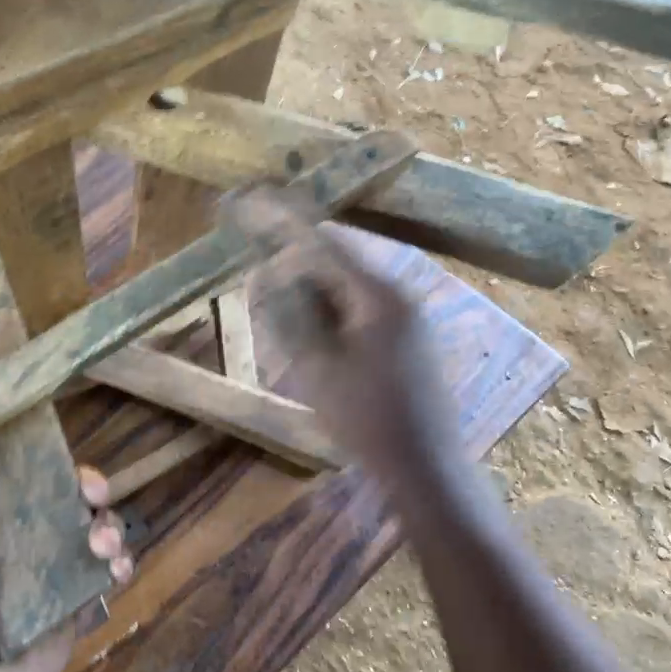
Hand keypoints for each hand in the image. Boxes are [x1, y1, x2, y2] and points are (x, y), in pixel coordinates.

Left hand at [0, 444, 128, 671]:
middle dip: (89, 487)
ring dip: (110, 525)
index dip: (40, 456)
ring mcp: (51, 569)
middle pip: (65, 495)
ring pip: (93, 527)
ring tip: (102, 547)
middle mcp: (20, 537)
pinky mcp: (75, 600)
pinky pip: (107, 572)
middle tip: (93, 495)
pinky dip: (121, 565)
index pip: (17, 473)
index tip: (57, 451)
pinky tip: (117, 572)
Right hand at [226, 190, 460, 475]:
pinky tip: (310, 329)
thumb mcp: (314, 366)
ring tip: (276, 301)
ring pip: (347, 281)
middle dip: (292, 256)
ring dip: (309, 284)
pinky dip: (329, 305)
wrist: (425, 467)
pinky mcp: (408, 334)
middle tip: (254, 262)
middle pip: (336, 256)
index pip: (321, 241)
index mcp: (378, 294)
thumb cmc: (366, 419)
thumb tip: (261, 273)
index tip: (246, 204)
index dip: (279, 221)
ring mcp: (408, 313)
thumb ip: (286, 314)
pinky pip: (361, 302)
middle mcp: (398, 292)